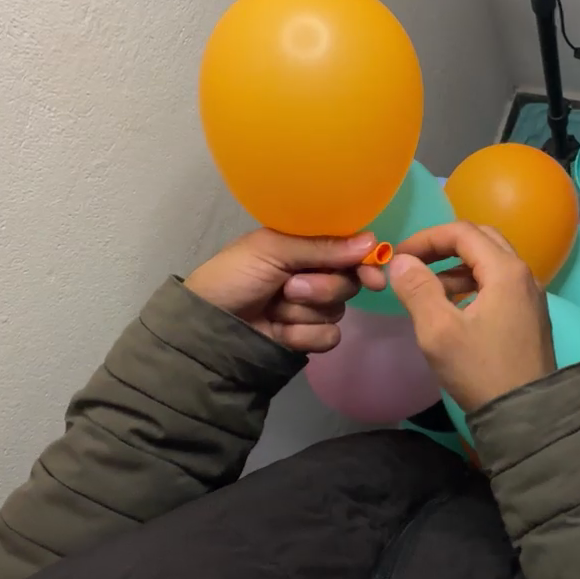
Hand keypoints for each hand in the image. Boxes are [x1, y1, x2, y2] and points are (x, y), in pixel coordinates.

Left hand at [185, 229, 389, 352]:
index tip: (372, 276)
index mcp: (305, 248)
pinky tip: (281, 331)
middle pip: (347, 282)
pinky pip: (329, 336)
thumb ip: (322, 246)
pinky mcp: (307, 337)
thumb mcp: (272, 250)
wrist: (207, 327)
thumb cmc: (233, 276)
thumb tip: (372, 241)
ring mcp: (310, 308)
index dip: (364, 261)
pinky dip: (304, 335)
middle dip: (320, 288)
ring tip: (275, 308)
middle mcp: (313, 275)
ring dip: (305, 312)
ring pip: (338, 311)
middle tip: (289, 288)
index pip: (349, 250)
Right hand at [388, 221, 554, 411]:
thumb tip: (400, 261)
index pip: (462, 232)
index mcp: (505, 271)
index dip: (426, 238)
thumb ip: (417, 290)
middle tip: (414, 264)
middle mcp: (524, 275)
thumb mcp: (439, 331)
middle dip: (444, 247)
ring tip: (426, 289)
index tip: (399, 256)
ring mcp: (530, 295)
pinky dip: (472, 285)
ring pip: (490, 263)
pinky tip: (452, 308)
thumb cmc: (481, 371)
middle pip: (481, 240)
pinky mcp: (529, 315)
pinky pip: (498, 284)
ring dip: (456, 268)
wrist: (527, 416)